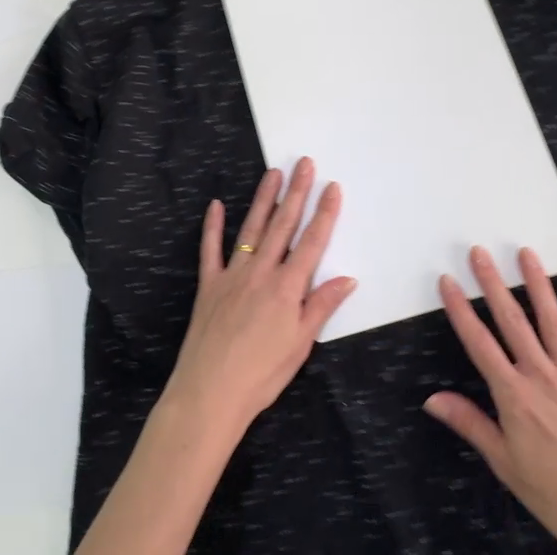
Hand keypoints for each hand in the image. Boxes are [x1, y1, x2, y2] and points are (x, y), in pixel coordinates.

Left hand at [162, 158, 355, 432]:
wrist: (210, 392)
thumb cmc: (263, 374)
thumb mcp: (301, 344)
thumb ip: (321, 306)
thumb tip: (347, 278)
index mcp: (287, 287)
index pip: (312, 242)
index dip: (324, 214)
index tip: (332, 187)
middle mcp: (261, 272)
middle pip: (283, 225)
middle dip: (296, 193)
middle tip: (304, 163)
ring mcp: (232, 275)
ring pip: (251, 229)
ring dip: (263, 199)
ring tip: (273, 172)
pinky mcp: (209, 285)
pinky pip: (211, 249)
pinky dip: (214, 226)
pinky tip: (216, 204)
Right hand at [425, 247, 556, 554]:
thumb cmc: (554, 495)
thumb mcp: (504, 464)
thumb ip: (470, 424)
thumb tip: (431, 398)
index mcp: (514, 397)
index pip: (479, 343)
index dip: (461, 310)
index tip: (448, 281)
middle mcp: (543, 378)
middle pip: (513, 322)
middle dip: (494, 284)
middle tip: (480, 252)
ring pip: (553, 323)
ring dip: (538, 286)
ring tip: (526, 255)